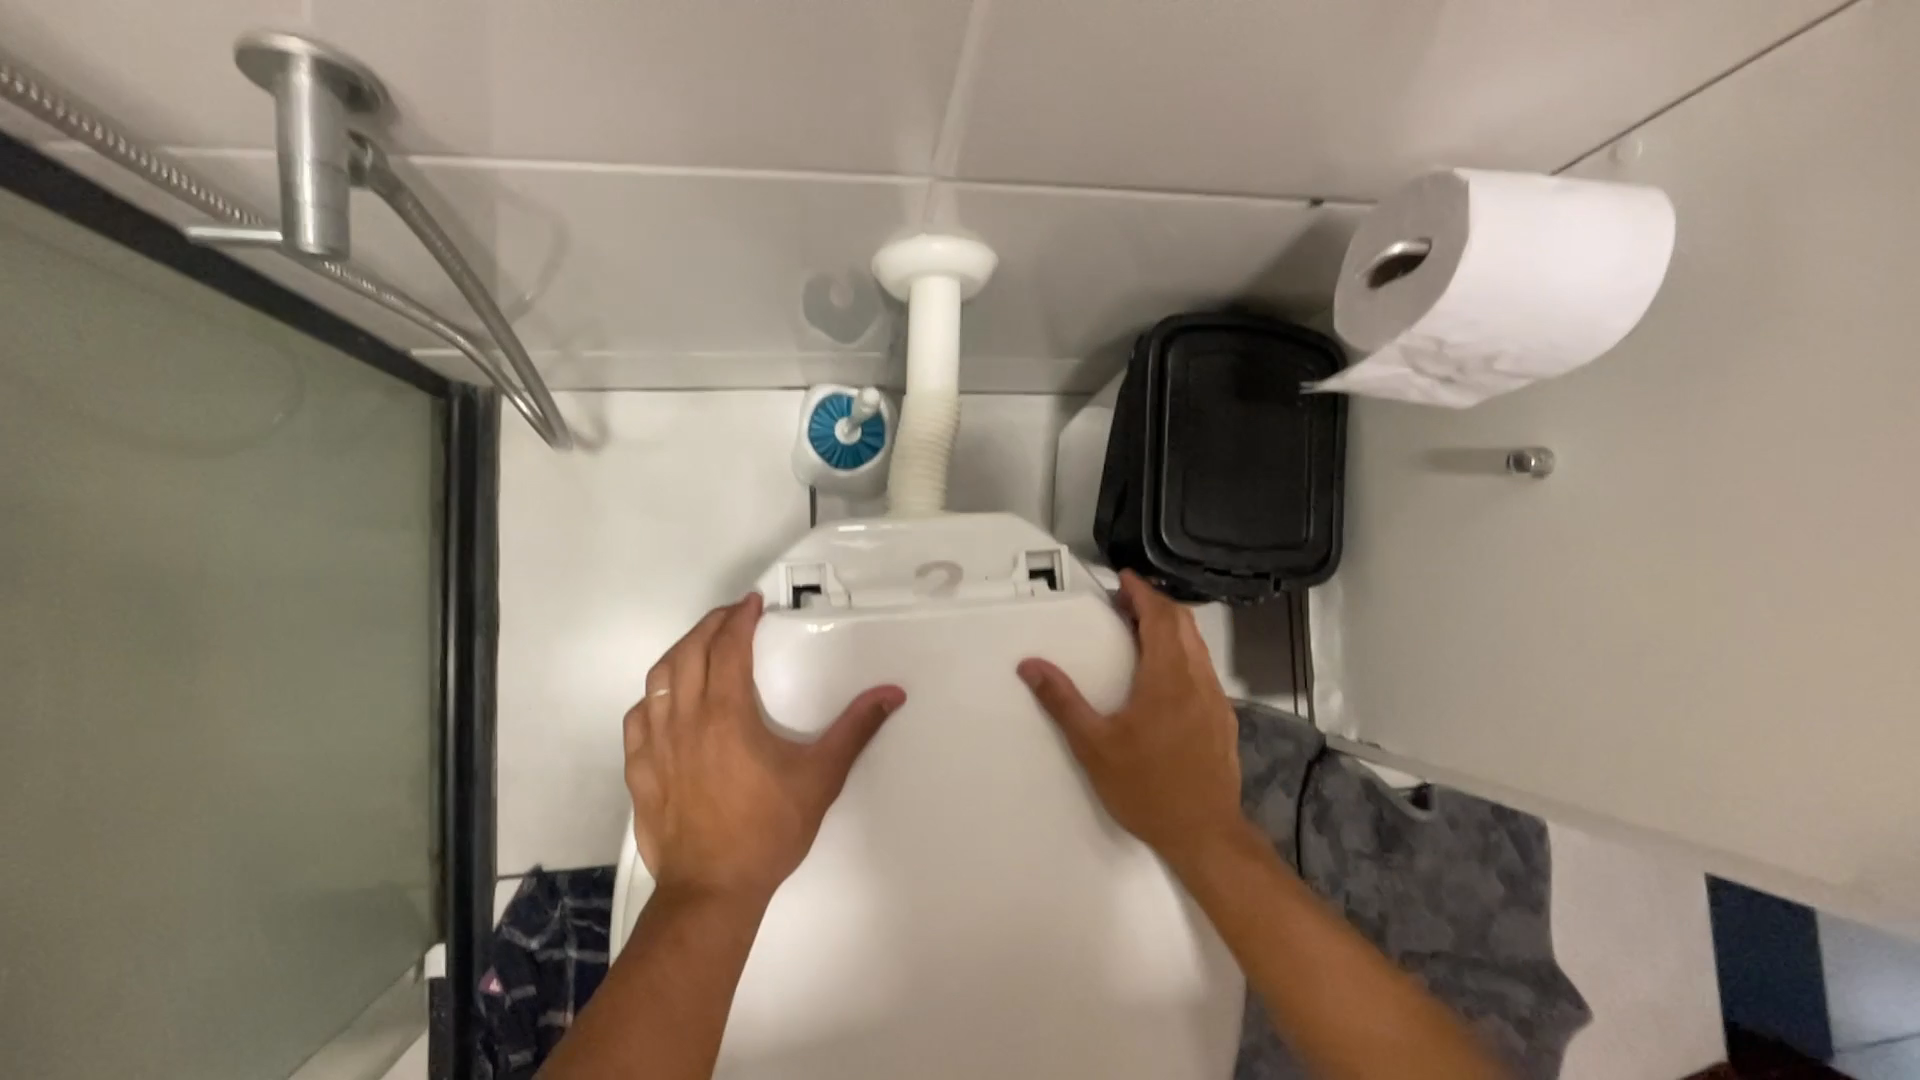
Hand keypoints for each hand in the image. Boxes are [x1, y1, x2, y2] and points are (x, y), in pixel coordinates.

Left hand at [624, 593, 906, 903]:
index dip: (739, 618)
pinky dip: (652, 698)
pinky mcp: (639, 772)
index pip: (728, 647)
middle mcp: (685, 720)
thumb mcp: (821, 778)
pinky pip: (638, 719)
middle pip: (687, 653)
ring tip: (700, 648)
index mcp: (726, 715)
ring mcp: (655, 746)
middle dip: (709, 626)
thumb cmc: (769, 831)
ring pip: (657, 681)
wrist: (713, 890)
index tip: (753, 603)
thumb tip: (891, 694)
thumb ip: (855, 730)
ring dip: (679, 654)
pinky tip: (665, 702)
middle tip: (731, 617)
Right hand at [1017, 572, 1244, 865]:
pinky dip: (1182, 654)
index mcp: (1168, 677)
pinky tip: (1164, 677)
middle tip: (1125, 603)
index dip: (1143, 592)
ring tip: (1140, 632)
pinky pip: (1203, 670)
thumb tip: (1030, 665)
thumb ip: (1062, 701)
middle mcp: (1198, 679)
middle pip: (1183, 624)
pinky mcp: (1222, 720)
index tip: (1124, 578)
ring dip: (1171, 629)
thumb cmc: (1147, 788)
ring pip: (1197, 647)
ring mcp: (1215, 700)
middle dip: (1156, 605)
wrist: (1204, 833)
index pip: (1160, 616)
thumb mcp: (1094, 746)